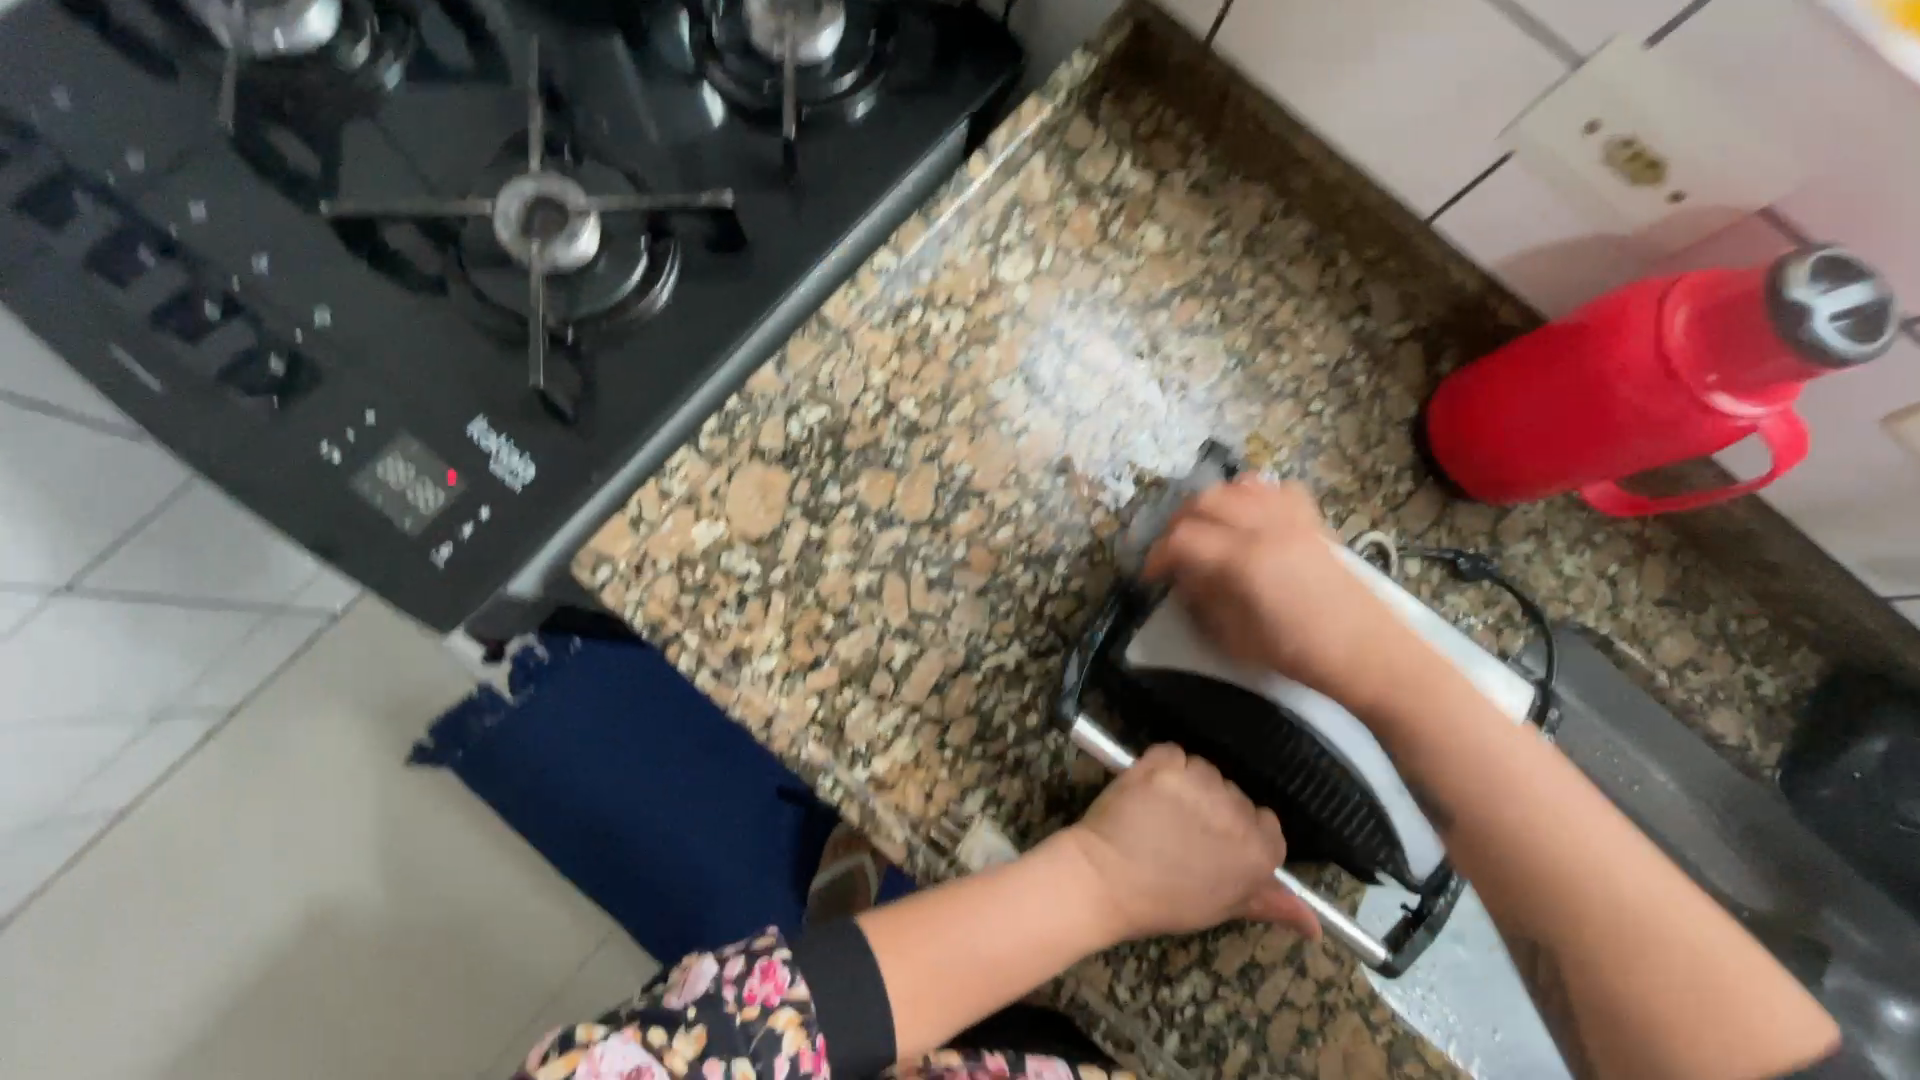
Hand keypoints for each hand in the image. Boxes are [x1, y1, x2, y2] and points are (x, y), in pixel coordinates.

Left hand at [1066, 744, 1320, 941]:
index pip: (1267, 824)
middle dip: (1213, 808)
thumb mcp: (1222, 908)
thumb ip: (1271, 904)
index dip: (1239, 832)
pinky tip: (1147, 792)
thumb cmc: (1162, 901)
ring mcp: (1199, 784)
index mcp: (1258, 851)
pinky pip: (1172, 752)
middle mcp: (1236, 813)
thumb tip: (1315, 926)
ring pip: (1204, 770)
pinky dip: (1161, 765)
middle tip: (1181, 833)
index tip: (1214, 844)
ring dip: (1186, 784)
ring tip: (1161, 814)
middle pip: (1235, 795)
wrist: (1103, 880)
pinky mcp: (1163, 764)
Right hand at [1140, 476, 1418, 708]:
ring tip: (1205, 529)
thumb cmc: (1297, 654)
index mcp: (1243, 561)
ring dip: (1212, 503)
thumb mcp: (1235, 638)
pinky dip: (1254, 495)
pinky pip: (1276, 490)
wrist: (1366, 653)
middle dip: (1178, 522)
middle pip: (1205, 501)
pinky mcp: (1312, 522)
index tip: (1151, 576)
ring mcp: (1292, 520)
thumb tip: (1183, 578)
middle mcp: (1265, 528)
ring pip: (1238, 487)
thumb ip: (1203, 600)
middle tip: (1172, 550)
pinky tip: (1249, 517)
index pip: (1182, 539)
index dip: (1157, 555)